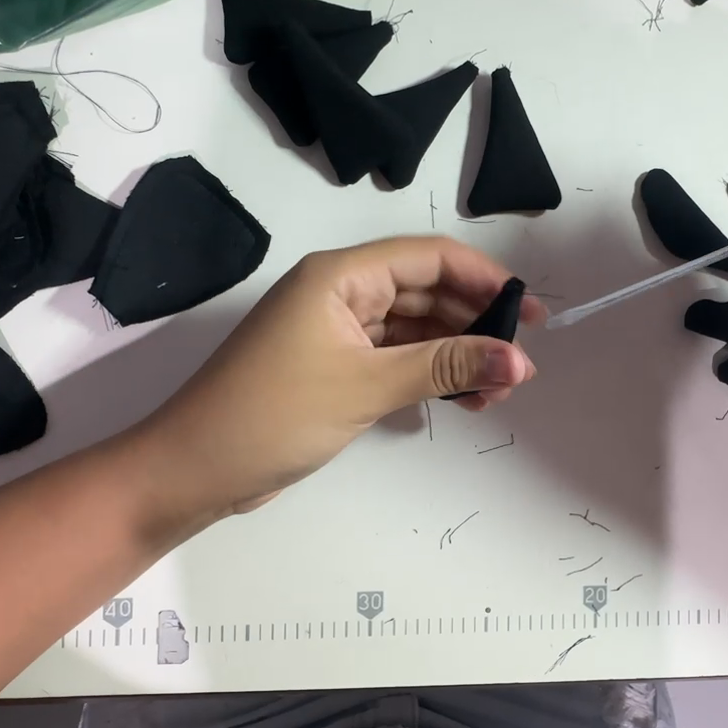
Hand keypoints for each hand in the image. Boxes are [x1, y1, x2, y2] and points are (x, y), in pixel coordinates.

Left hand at [136, 236, 540, 514]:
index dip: (486, 280)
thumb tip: (519, 360)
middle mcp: (341, 293)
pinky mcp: (337, 369)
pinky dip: (429, 376)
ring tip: (497, 391)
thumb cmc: (274, 414)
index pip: (429, 258)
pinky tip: (463, 400)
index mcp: (340, 275)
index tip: (530, 315)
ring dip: (456, 356)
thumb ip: (445, 367)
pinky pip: (396, 360)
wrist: (197, 469)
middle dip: (475, 326)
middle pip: (426, 294)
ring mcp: (338, 333)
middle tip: (518, 365)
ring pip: (414, 331)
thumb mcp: (366, 386)